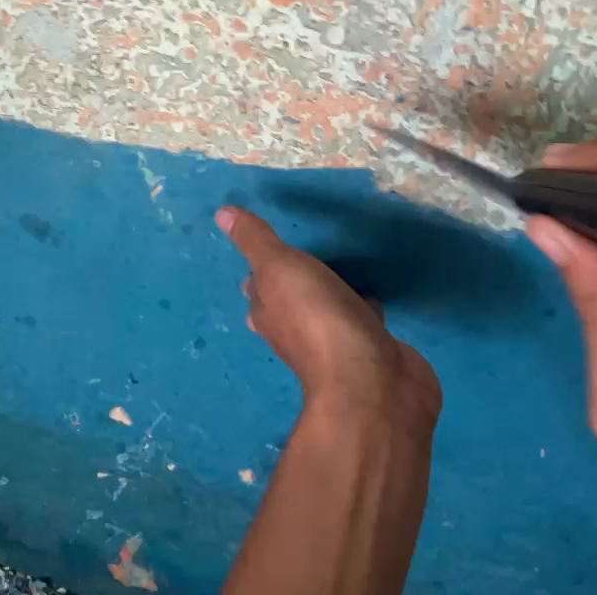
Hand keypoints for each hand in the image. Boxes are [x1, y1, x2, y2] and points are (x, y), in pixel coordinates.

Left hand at [218, 206, 440, 430]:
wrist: (372, 382)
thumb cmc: (317, 318)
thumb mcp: (279, 267)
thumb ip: (256, 240)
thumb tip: (221, 213)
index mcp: (270, 314)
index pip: (258, 289)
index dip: (260, 272)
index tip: (265, 253)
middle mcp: (296, 332)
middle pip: (288, 304)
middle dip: (290, 288)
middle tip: (301, 263)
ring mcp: (336, 344)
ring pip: (327, 312)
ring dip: (330, 297)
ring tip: (337, 274)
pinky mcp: (372, 351)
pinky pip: (364, 322)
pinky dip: (365, 310)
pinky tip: (375, 298)